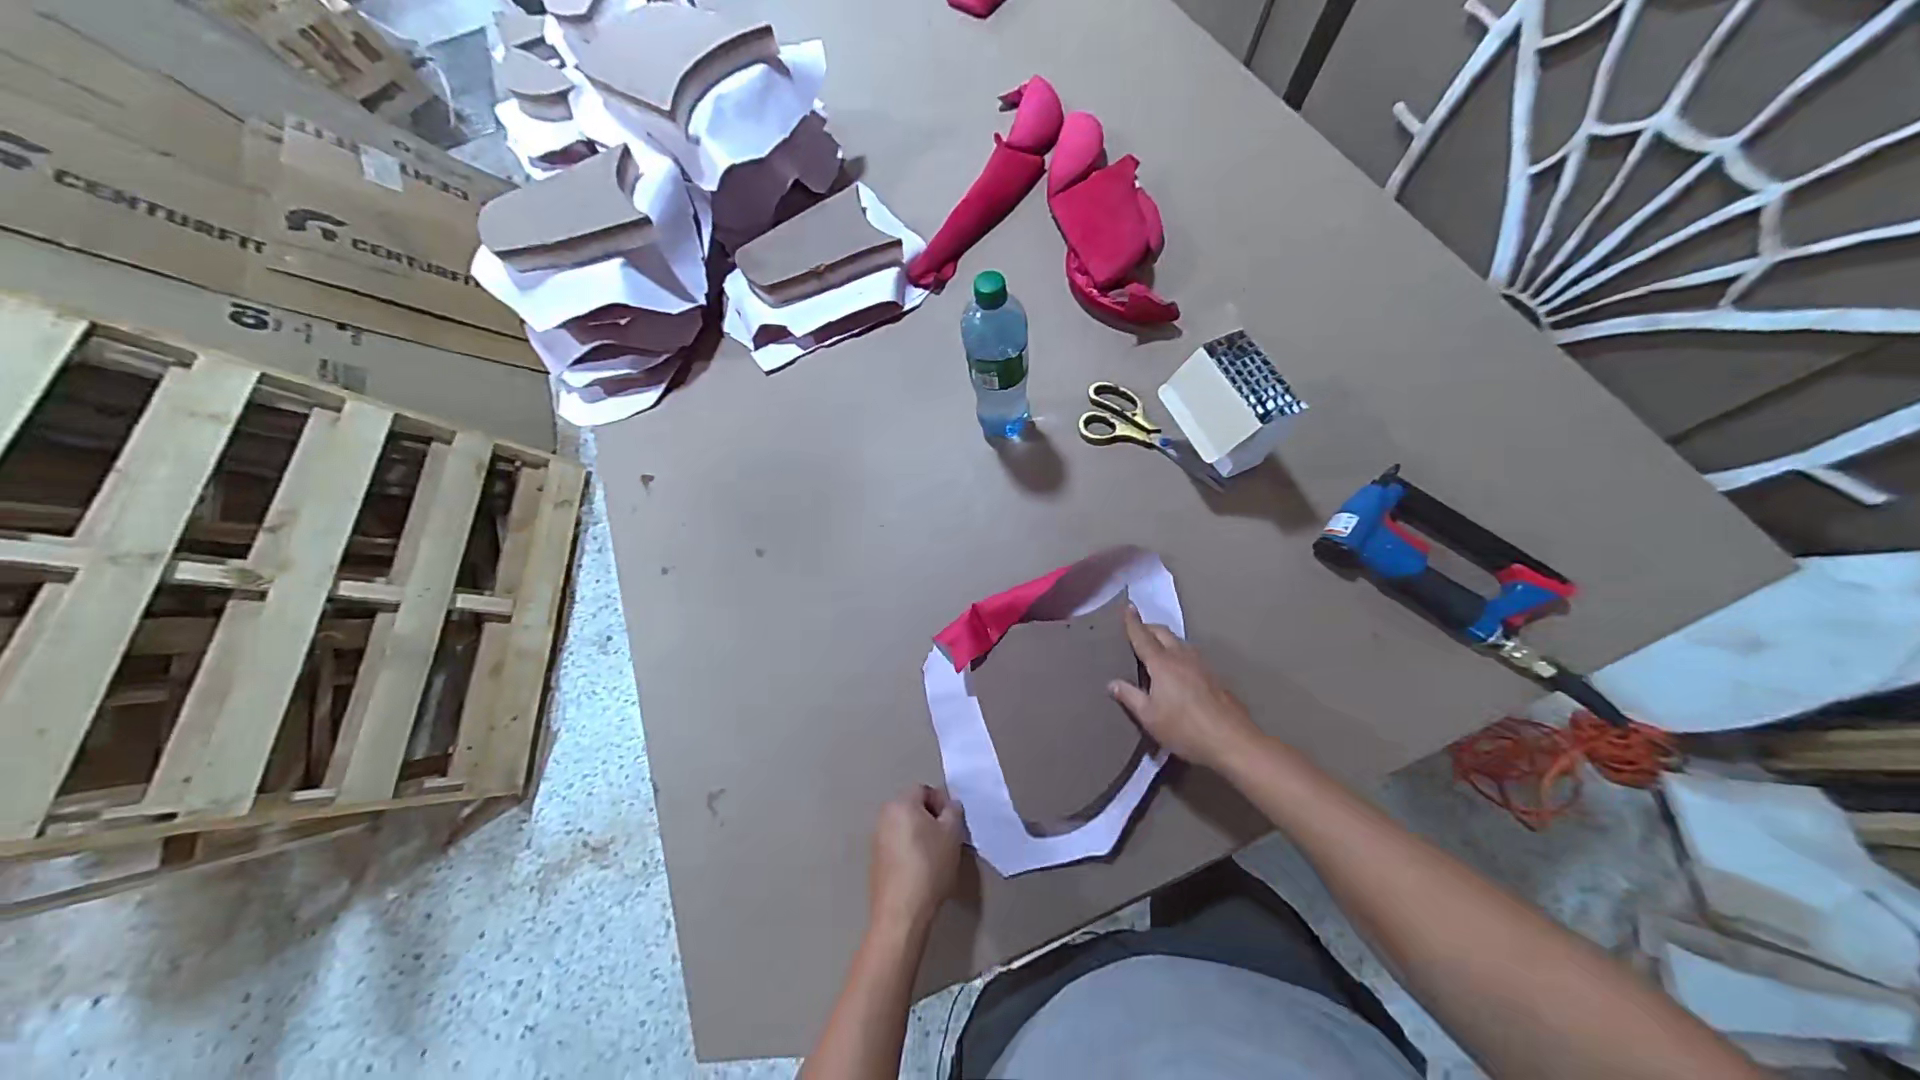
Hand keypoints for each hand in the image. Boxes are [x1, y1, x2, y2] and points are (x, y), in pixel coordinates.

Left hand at [869, 786, 965, 931]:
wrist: (901, 911)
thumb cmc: (929, 866)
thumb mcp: (952, 834)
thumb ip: (953, 812)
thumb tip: (949, 806)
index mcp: (900, 804)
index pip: (924, 790)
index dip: (942, 803)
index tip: (953, 824)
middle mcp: (884, 817)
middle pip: (913, 807)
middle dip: (932, 818)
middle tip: (947, 838)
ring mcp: (877, 839)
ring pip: (905, 827)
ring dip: (921, 835)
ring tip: (936, 856)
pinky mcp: (876, 860)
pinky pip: (897, 844)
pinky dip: (910, 850)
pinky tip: (921, 870)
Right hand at [1109, 604, 1263, 771]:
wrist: (1231, 740)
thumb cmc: (1184, 729)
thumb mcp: (1149, 717)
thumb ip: (1130, 697)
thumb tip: (1112, 683)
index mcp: (1162, 664)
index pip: (1143, 637)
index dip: (1133, 623)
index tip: (1128, 607)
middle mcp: (1182, 657)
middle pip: (1163, 633)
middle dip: (1149, 627)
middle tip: (1138, 630)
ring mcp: (1201, 665)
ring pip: (1179, 642)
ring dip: (1165, 639)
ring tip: (1156, 648)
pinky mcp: (1213, 676)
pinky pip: (1190, 655)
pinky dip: (1178, 652)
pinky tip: (1178, 668)